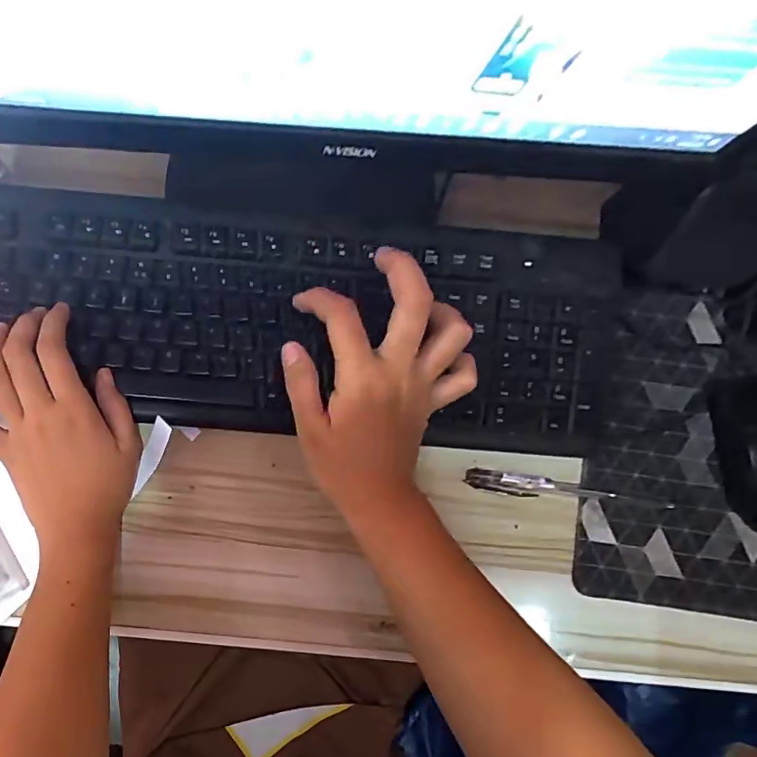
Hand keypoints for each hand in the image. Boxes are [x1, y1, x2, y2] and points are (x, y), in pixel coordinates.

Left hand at [0, 304, 141, 559]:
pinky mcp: (2, 451)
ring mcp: (16, 432)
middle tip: (31, 316)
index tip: (58, 312)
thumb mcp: (128, 445)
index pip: (53, 351)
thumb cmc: (107, 489)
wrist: (77, 530)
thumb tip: (101, 372)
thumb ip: (115, 404)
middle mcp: (39, 414)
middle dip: (22, 325)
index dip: (52, 323)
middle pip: (18, 356)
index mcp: (73, 409)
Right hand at [283, 248, 476, 518]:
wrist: (378, 498)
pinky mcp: (435, 402)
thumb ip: (301, 383)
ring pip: (455, 332)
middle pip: (417, 303)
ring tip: (417, 309)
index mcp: (363, 377)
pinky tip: (436, 355)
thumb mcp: (309, 427)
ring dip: (441, 310)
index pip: (343, 318)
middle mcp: (400, 372)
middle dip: (403, 268)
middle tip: (383, 258)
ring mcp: (424, 385)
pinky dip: (458, 357)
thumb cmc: (338, 467)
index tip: (303, 302)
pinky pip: (464, 373)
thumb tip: (293, 346)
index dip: (320, 300)